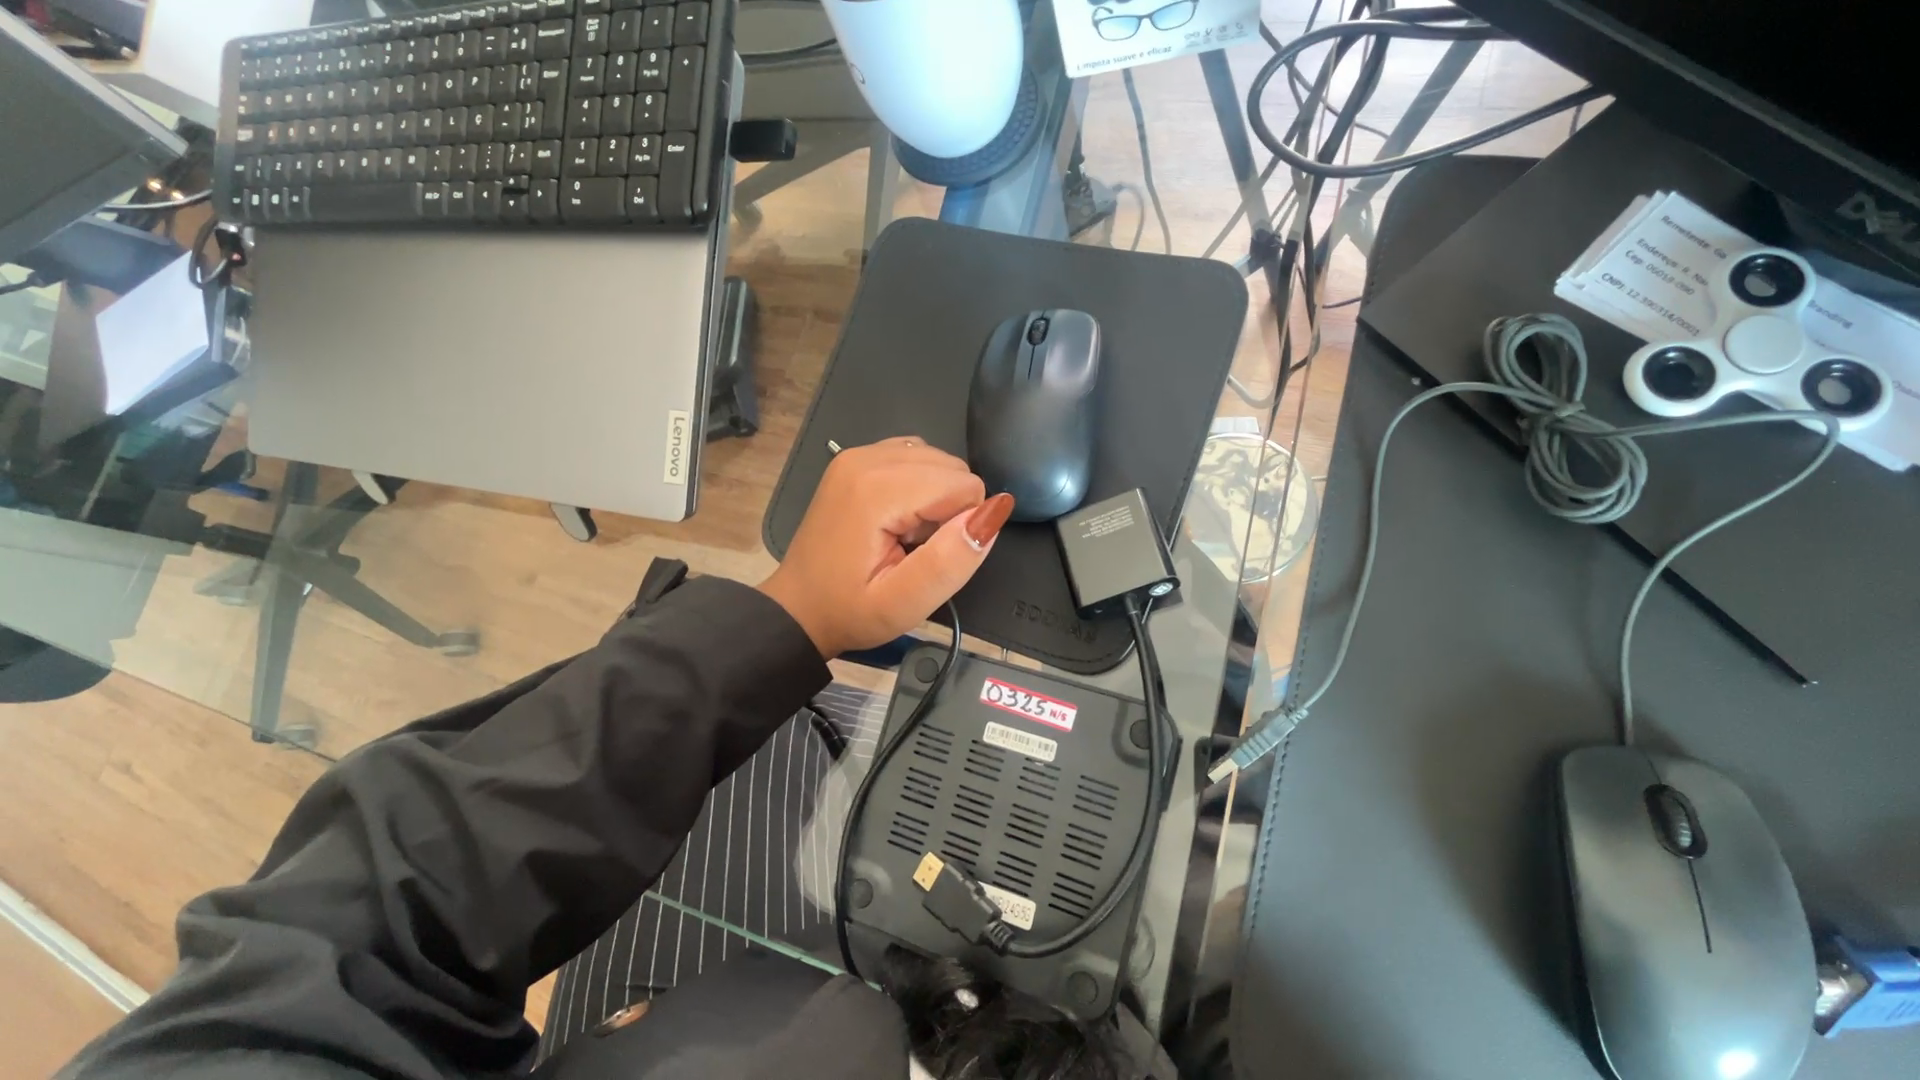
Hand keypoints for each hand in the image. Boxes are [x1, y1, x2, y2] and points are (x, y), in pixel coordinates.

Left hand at [759, 437, 1015, 657]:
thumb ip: (951, 559)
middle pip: (952, 468)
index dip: (960, 528)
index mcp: (877, 488)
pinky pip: (916, 458)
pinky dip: (919, 488)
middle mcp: (867, 457)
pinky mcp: (856, 459)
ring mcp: (858, 454)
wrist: (798, 610)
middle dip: (947, 512)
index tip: (924, 556)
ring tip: (903, 538)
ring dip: (934, 500)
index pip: (965, 486)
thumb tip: (995, 511)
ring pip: (938, 461)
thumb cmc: (850, 611)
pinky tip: (897, 520)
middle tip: (912, 550)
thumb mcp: (904, 604)